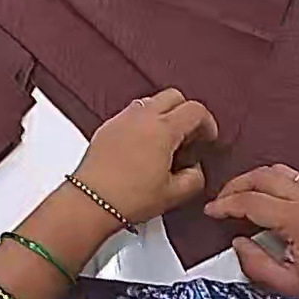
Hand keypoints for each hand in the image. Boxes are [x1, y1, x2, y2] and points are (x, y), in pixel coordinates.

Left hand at [71, 89, 218, 225]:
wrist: (91, 202)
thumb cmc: (128, 198)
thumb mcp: (174, 194)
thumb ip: (194, 177)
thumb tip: (194, 170)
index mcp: (163, 129)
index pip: (195, 110)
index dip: (207, 123)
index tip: (207, 138)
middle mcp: (142, 117)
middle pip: (174, 96)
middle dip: (186, 112)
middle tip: (189, 135)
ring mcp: (122, 119)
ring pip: (151, 101)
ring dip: (164, 113)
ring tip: (165, 139)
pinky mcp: (106, 127)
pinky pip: (131, 113)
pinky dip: (143, 122)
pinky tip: (143, 145)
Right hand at [203, 164, 298, 298]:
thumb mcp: (289, 286)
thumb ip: (256, 264)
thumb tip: (238, 243)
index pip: (251, 200)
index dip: (225, 204)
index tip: (211, 212)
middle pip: (262, 176)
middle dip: (236, 186)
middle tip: (220, 203)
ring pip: (278, 171)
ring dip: (254, 180)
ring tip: (238, 198)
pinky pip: (293, 178)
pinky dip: (273, 180)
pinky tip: (264, 198)